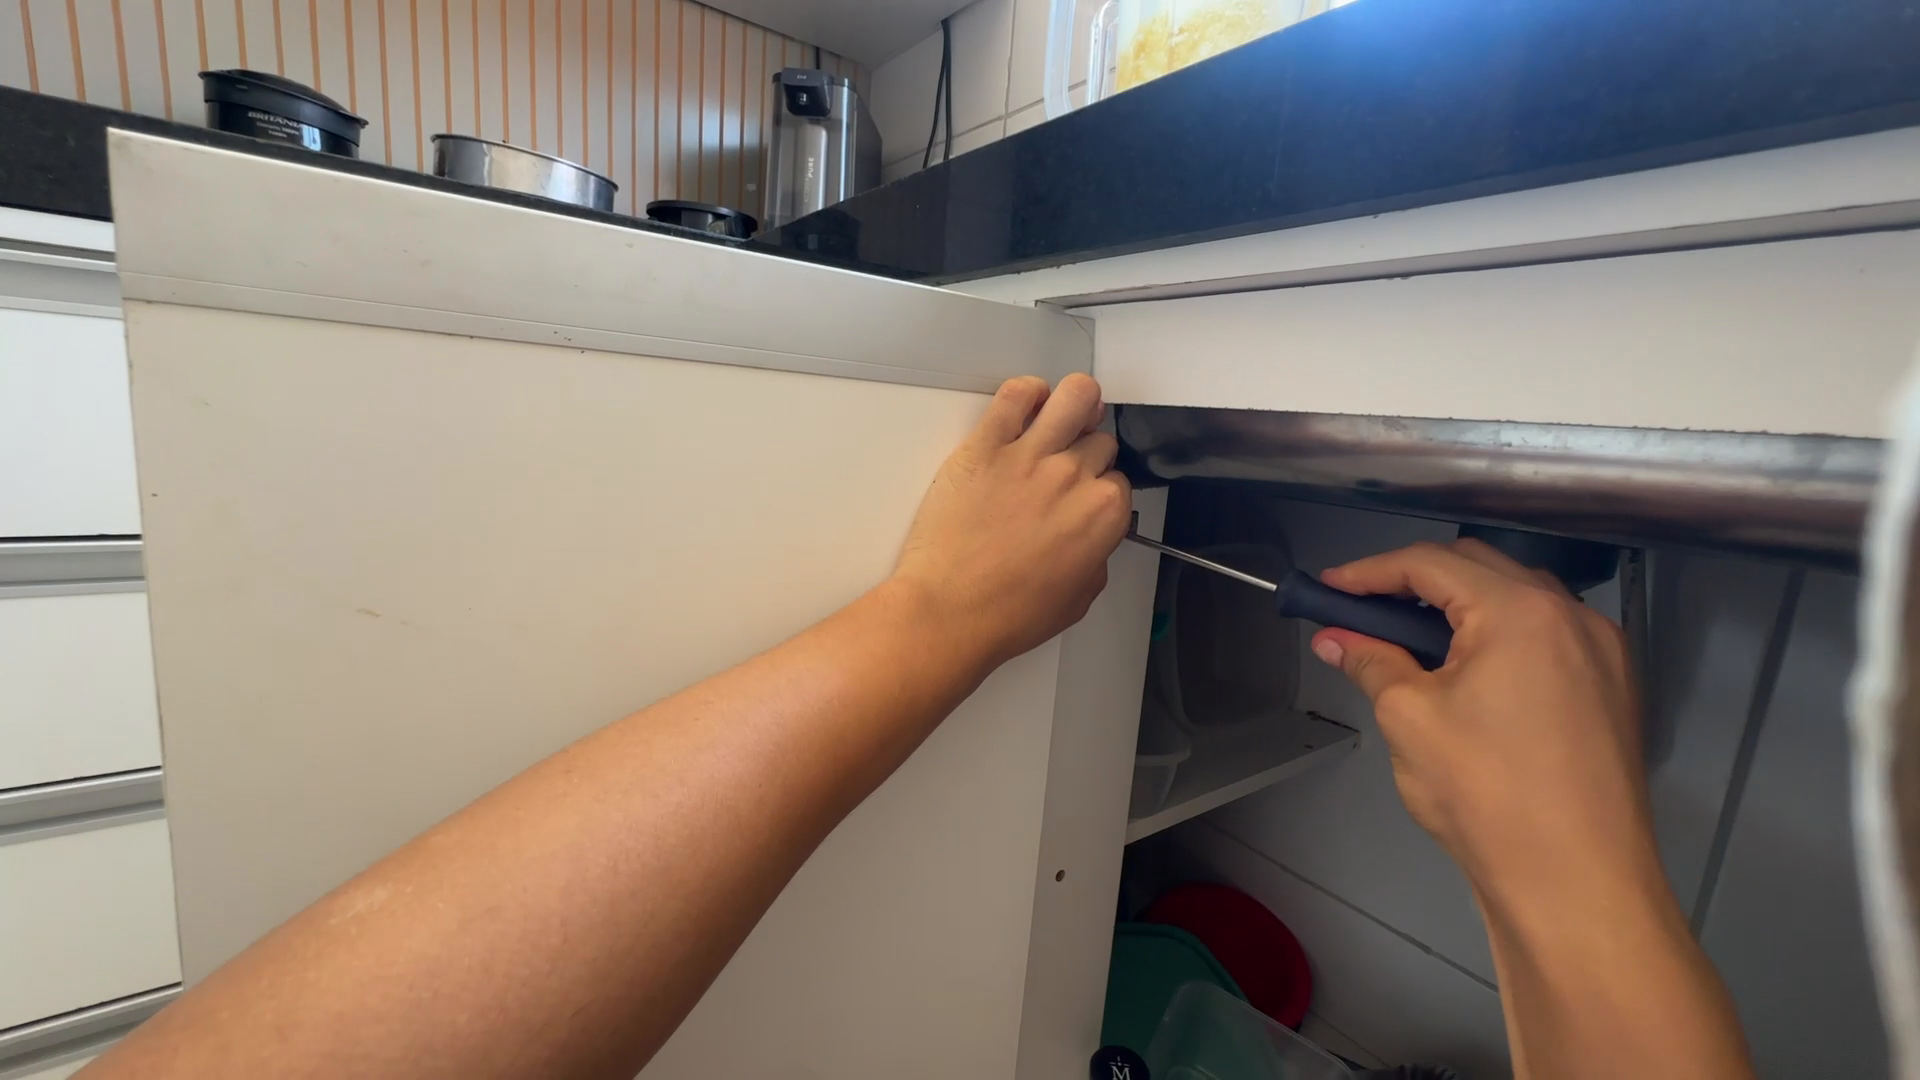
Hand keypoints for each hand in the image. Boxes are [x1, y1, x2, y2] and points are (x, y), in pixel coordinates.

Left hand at [891, 374, 1131, 668]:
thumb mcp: (1076, 600)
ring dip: (1076, 404)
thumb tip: (1091, 543)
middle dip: (1086, 452)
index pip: (1118, 480)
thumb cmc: (1005, 614)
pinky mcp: (985, 445)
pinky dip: (1027, 392)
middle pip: (1099, 440)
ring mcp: (1029, 455)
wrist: (949, 612)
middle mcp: (1073, 476)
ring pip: (1077, 396)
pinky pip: (1016, 394)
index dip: (1099, 488)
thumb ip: (1095, 559)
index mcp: (1104, 514)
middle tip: (1062, 469)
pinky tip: (1025, 407)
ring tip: (1059, 419)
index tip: (1082, 497)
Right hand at [1309, 539, 1653, 899]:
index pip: (1430, 563)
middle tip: (1360, 607)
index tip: (1327, 587)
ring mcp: (1601, 652)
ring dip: (1453, 603)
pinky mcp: (1610, 687)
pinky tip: (1459, 666)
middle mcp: (1572, 617)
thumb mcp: (1408, 715)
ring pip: (1513, 596)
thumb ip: (1369, 660)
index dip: (1368, 570)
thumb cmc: (1485, 792)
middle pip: (1476, 566)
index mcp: (1521, 612)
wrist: (1577, 885)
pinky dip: (1492, 631)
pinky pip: (1542, 631)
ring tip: (1404, 636)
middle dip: (1411, 579)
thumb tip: (1333, 639)